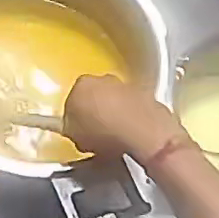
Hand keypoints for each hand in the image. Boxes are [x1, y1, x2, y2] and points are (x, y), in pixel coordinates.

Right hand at [63, 75, 186, 159]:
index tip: (80, 133)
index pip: (72, 101)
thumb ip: (72, 129)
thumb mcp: (74, 138)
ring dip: (114, 114)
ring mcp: (127, 85)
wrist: (141, 131)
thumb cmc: (101, 132)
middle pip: (95, 97)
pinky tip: (130, 136)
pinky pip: (132, 108)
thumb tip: (76, 129)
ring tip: (114, 138)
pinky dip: (130, 118)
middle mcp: (103, 79)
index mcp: (81, 84)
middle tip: (95, 135)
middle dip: (95, 113)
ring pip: (115, 101)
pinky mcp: (147, 95)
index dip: (75, 119)